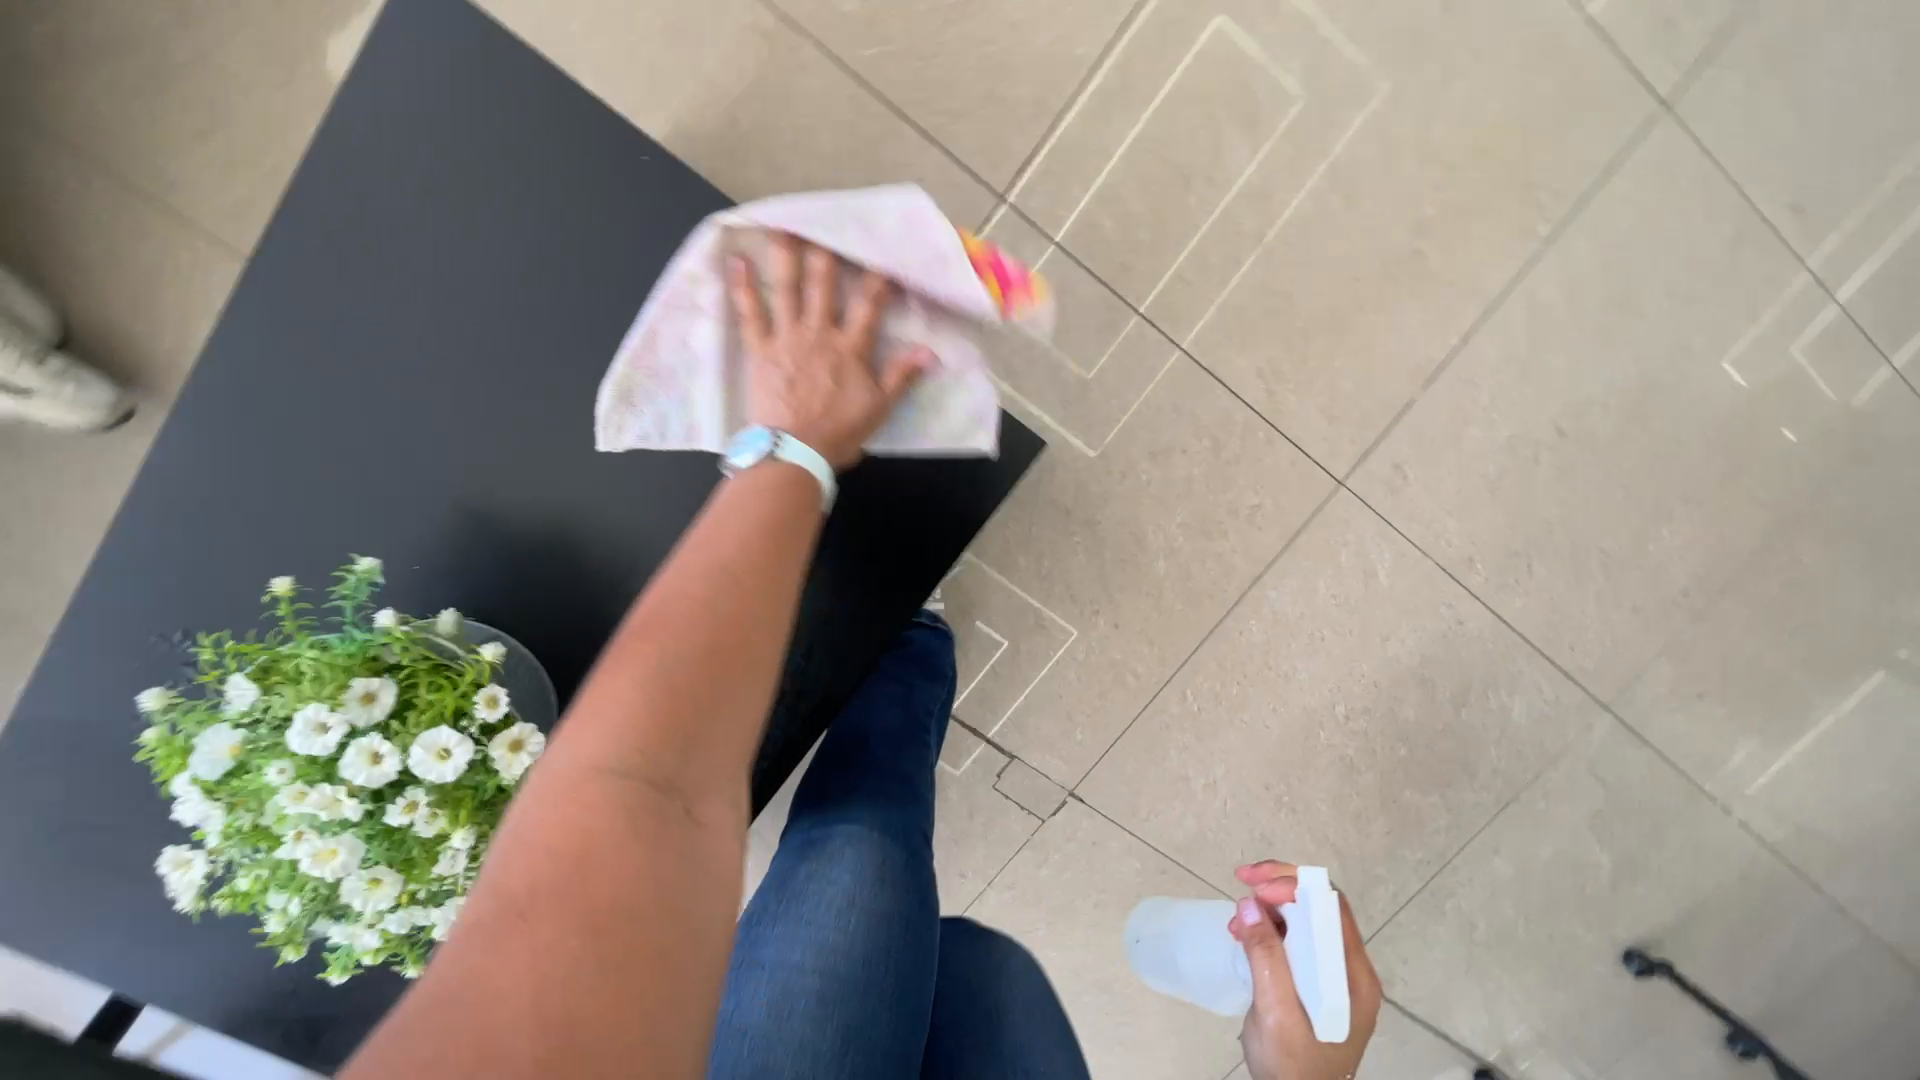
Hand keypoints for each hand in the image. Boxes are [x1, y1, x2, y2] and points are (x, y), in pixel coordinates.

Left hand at [727, 232, 936, 469]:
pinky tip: (735, 260)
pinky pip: (750, 313)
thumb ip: (902, 377)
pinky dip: (742, 286)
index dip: (880, 277)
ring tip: (781, 223)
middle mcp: (820, 333)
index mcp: (851, 348)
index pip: (871, 304)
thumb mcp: (879, 409)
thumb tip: (930, 353)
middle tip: (826, 220)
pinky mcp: (760, 350)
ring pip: (787, 288)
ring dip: (785, 254)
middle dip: (827, 251)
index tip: (887, 254)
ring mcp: (787, 338)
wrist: (794, 452)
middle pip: (825, 284)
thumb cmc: (839, 433)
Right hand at [1229, 861, 1382, 1079]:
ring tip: (1236, 920)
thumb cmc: (1292, 1069)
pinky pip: (1294, 939)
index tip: (1255, 889)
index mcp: (1352, 976)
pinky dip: (1267, 926)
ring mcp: (1331, 977)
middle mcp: (1348, 970)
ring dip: (1269, 906)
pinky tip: (1244, 935)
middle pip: (1319, 906)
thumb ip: (1266, 958)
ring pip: (1304, 919)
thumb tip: (1249, 903)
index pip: (1331, 906)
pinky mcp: (1312, 983)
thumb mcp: (1275, 1015)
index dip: (1293, 886)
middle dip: (1279, 886)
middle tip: (1241, 882)